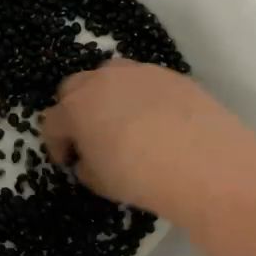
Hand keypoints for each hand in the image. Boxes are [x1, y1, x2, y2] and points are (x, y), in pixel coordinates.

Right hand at [40, 59, 240, 212]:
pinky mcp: (170, 75)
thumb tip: (89, 158)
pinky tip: (156, 121)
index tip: (68, 162)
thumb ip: (86, 166)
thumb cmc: (140, 176)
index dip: (56, 144)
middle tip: (89, 136)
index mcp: (75, 108)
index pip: (51, 123)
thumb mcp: (100, 182)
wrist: (205, 163)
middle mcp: (101, 82)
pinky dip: (140, 97)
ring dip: (106, 96)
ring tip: (121, 122)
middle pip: (74, 88)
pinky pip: (143, 82)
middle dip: (75, 111)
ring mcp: (138, 73)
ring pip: (109, 76)